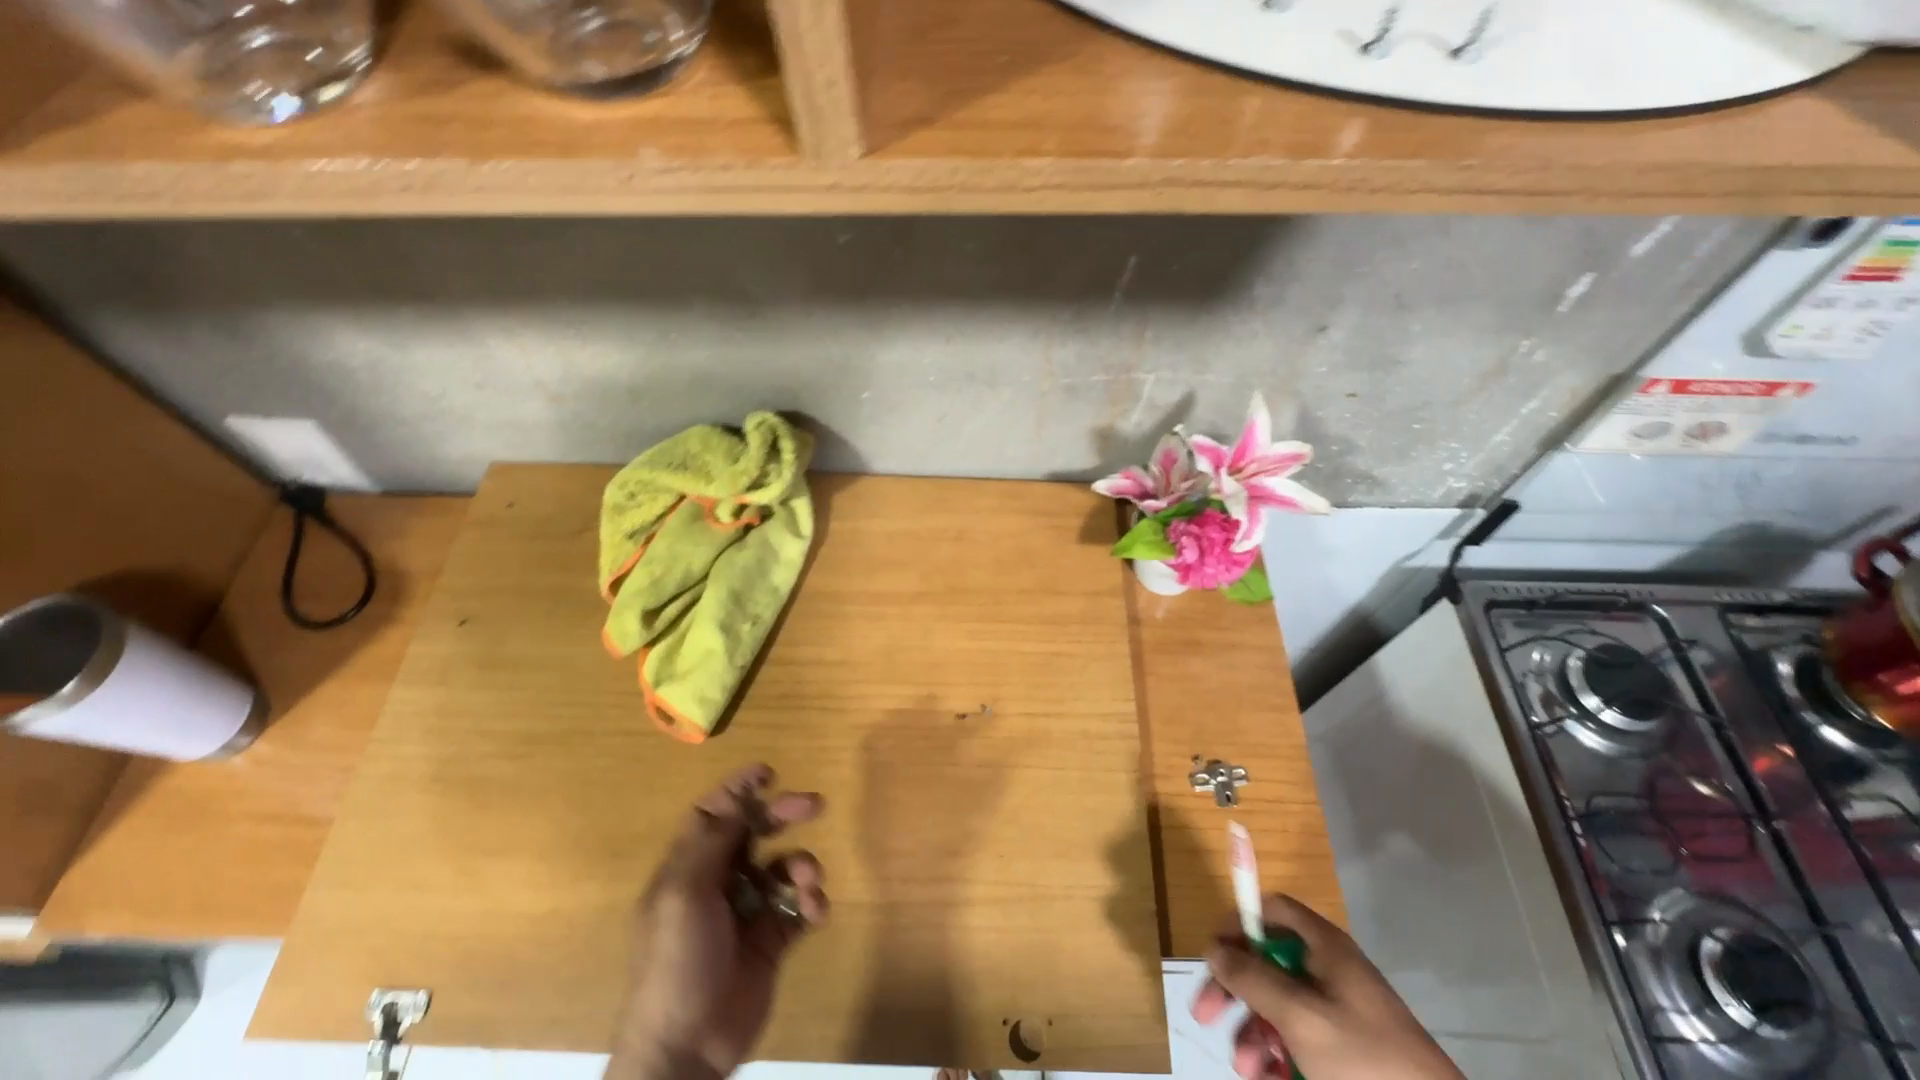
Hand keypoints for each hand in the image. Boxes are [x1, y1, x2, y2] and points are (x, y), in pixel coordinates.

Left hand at [605, 764, 828, 1079]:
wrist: (686, 1043)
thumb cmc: (677, 961)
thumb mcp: (683, 895)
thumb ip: (711, 844)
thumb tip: (735, 802)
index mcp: (688, 869)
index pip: (713, 815)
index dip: (737, 790)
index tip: (769, 772)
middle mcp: (717, 884)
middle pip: (754, 834)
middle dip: (782, 815)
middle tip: (814, 804)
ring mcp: (746, 914)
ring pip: (782, 870)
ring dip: (801, 866)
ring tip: (808, 881)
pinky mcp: (771, 943)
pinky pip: (798, 909)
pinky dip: (811, 904)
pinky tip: (815, 913)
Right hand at [1191, 894, 1462, 1079]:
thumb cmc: (1363, 1055)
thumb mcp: (1300, 1015)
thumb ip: (1252, 978)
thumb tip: (1213, 947)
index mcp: (1324, 948)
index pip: (1273, 910)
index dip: (1239, 921)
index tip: (1212, 951)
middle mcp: (1326, 970)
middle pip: (1264, 961)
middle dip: (1232, 989)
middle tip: (1205, 1015)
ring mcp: (1334, 1010)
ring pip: (1274, 1006)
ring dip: (1250, 1033)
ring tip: (1248, 1069)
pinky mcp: (1339, 1046)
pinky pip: (1293, 1038)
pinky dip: (1274, 1055)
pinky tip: (1269, 1077)